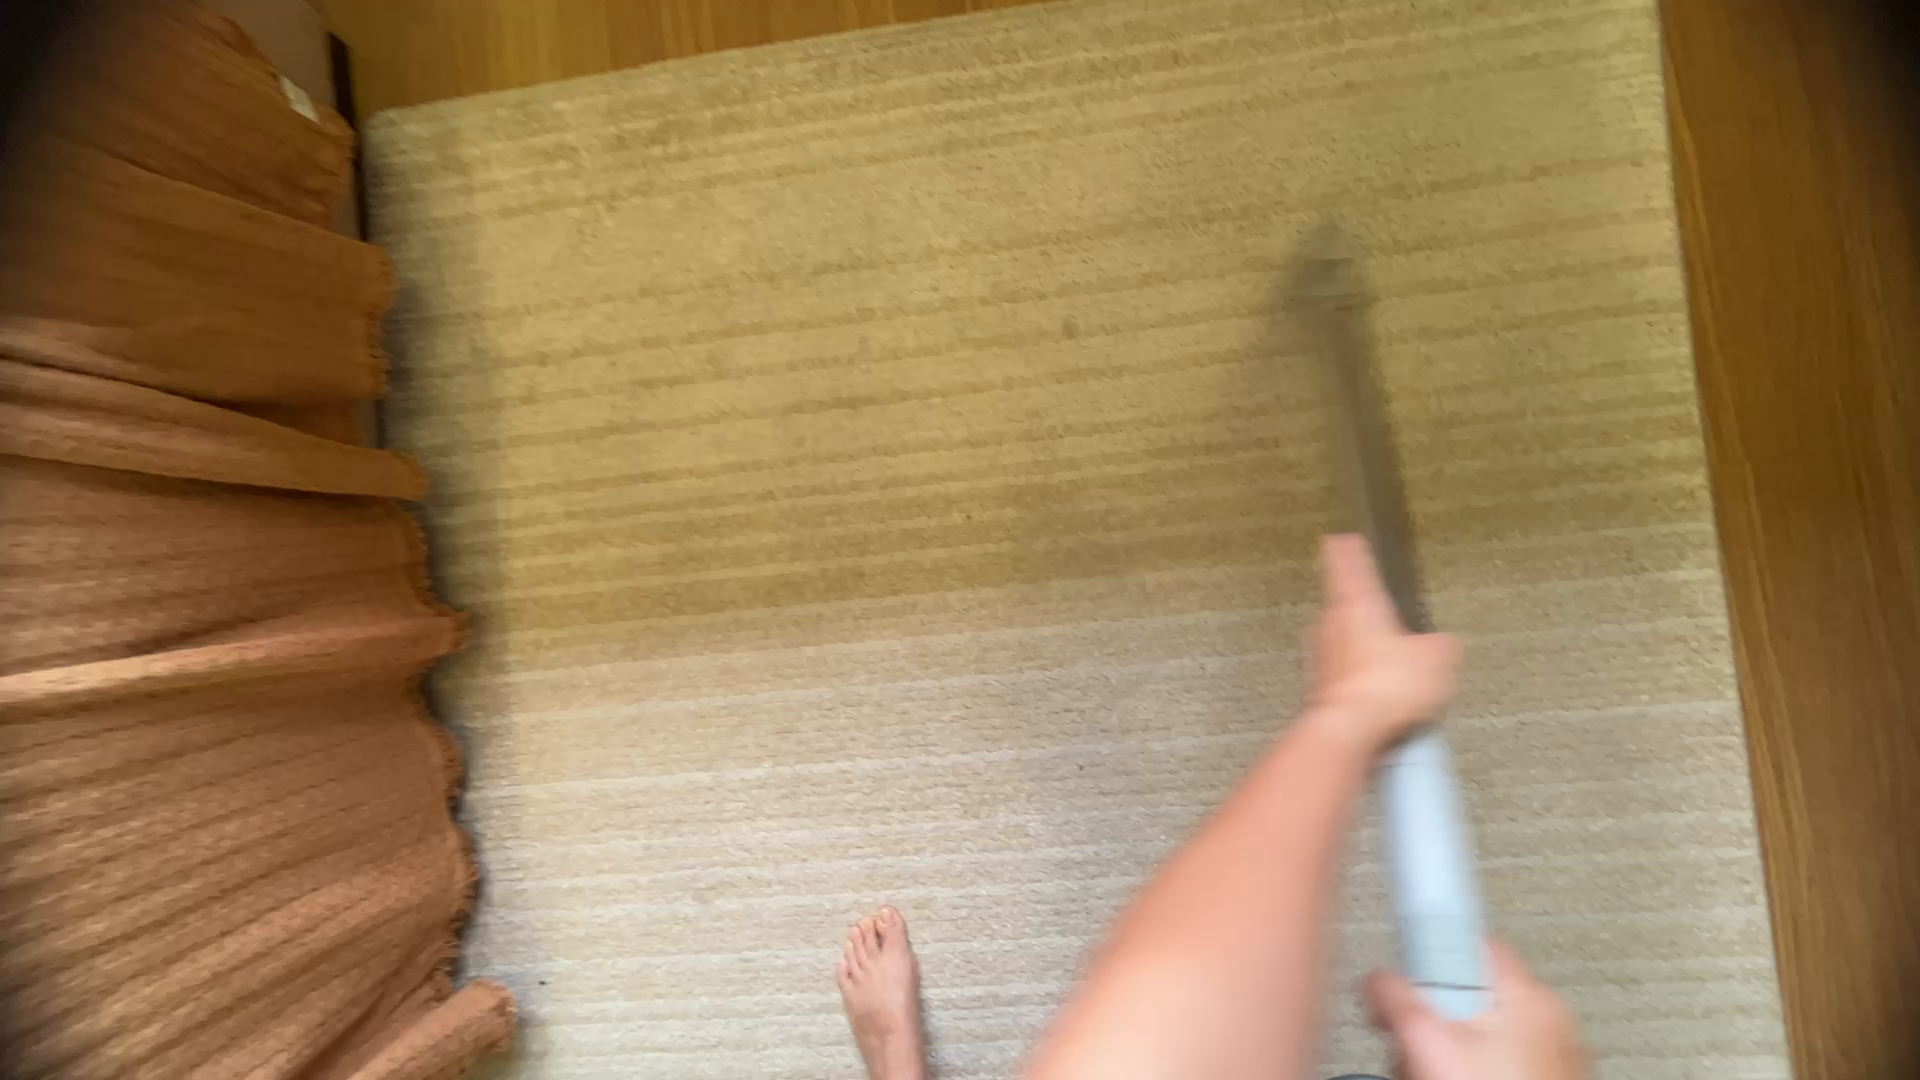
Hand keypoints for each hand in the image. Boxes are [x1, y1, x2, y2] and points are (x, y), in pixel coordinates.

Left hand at [1309, 533, 1460, 747]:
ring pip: (1342, 642)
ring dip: (1361, 649)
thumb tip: (1442, 645)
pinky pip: (1344, 674)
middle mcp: (1331, 625)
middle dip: (1362, 610)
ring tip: (1388, 665)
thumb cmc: (1386, 686)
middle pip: (1343, 605)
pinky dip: (1360, 679)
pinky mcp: (1320, 684)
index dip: (1347, 552)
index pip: (1349, 567)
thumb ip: (1441, 646)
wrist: (1348, 728)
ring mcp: (1320, 654)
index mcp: (1357, 605)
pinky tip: (1379, 695)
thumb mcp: (1436, 659)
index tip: (1339, 539)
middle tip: (1375, 610)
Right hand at [1366, 940, 1586, 1079]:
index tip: (1401, 960)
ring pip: (1469, 1027)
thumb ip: (1391, 992)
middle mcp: (1548, 1022)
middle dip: (1423, 1010)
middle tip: (1408, 1036)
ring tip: (1423, 1073)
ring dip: (1434, 1045)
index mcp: (1530, 997)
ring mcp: (1548, 1060)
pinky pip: (1483, 1060)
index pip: (1467, 935)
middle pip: (1461, 985)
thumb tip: (1378, 979)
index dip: (1426, 946)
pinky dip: (1456, 1068)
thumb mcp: (1423, 1039)